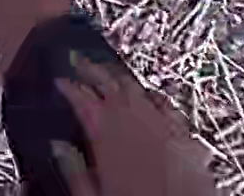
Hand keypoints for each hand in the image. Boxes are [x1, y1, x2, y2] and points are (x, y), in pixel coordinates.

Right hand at [54, 59, 215, 195]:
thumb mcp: (92, 195)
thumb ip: (73, 169)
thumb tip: (59, 148)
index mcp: (104, 131)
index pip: (79, 96)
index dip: (67, 86)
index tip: (59, 81)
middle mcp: (131, 118)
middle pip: (105, 79)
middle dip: (90, 68)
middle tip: (78, 61)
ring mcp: (159, 123)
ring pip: (134, 85)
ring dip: (118, 77)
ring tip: (109, 74)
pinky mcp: (184, 135)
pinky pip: (166, 105)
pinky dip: (153, 97)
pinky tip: (150, 97)